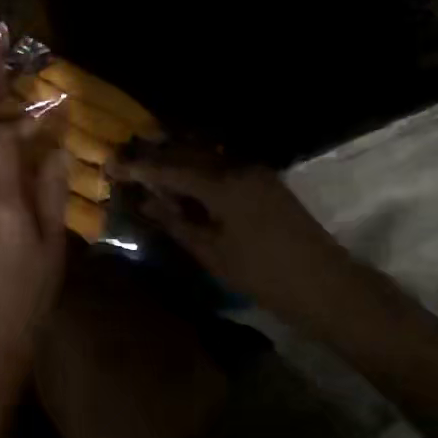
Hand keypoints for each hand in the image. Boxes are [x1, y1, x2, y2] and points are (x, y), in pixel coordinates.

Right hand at [111, 146, 358, 329]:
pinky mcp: (264, 181)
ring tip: (146, 165)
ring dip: (174, 158)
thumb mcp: (210, 252)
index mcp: (222, 184)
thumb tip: (145, 200)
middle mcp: (237, 167)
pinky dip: (196, 167)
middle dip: (153, 154)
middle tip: (123, 158)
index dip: (137, 167)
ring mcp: (254, 171)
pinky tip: (181, 179)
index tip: (109, 164)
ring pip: (204, 155)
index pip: (168, 169)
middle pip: (186, 152)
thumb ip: (175, 221)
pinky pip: (220, 164)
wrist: (328, 286)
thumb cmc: (264, 274)